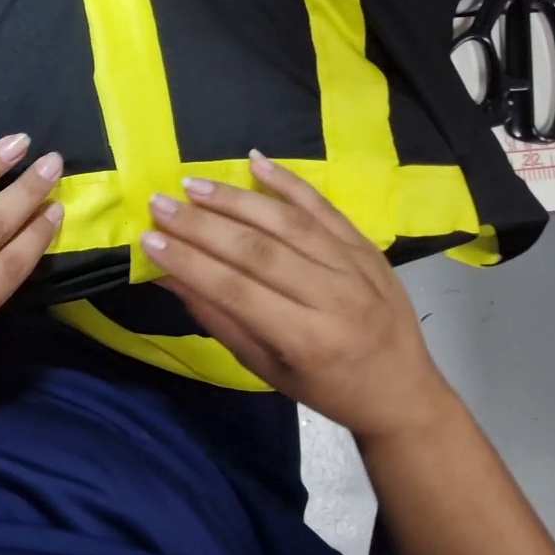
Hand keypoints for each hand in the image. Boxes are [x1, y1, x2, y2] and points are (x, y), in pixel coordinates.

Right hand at [143, 151, 459, 442]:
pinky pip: (323, 207)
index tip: (149, 238)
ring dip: (235, 200)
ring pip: (287, 222)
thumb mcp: (265, 368)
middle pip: (258, 250)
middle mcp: (335, 298)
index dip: (189, 262)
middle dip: (202, 225)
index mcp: (308, 340)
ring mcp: (355, 267)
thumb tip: (167, 276)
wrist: (405, 393)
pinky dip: (288, 181)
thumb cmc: (327, 389)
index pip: (236, 290)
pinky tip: (256, 161)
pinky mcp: (366, 246)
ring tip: (194, 185)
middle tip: (161, 203)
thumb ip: (217, 318)